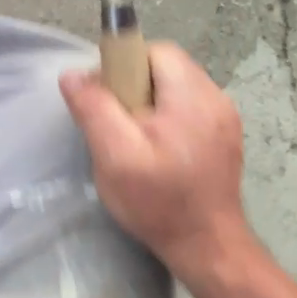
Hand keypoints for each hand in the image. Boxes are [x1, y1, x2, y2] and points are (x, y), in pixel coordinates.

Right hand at [58, 42, 247, 269]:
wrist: (206, 246)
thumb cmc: (159, 201)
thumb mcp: (115, 155)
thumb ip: (94, 109)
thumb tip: (73, 74)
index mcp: (194, 98)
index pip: (155, 51)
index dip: (121, 64)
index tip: (103, 96)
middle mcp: (216, 100)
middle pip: (164, 67)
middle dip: (131, 85)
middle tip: (112, 122)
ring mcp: (223, 119)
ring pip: (173, 88)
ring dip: (144, 102)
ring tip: (128, 137)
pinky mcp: (221, 137)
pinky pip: (184, 108)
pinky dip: (161, 117)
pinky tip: (150, 148)